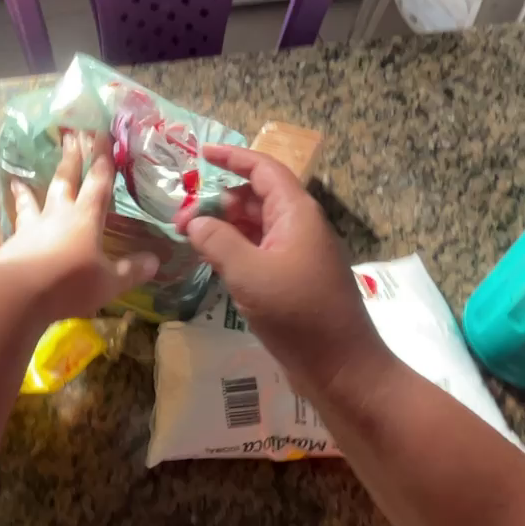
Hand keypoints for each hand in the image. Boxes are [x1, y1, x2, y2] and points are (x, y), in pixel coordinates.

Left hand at [0, 131, 158, 321]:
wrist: (17, 293)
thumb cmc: (69, 283)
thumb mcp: (108, 282)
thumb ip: (130, 270)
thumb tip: (155, 260)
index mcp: (86, 217)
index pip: (98, 182)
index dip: (102, 160)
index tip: (101, 135)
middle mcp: (59, 214)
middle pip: (65, 180)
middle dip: (71, 158)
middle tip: (70, 135)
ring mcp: (33, 226)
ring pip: (34, 199)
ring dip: (30, 188)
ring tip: (21, 178)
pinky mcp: (14, 242)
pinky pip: (18, 221)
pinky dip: (17, 213)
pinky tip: (13, 216)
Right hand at [174, 145, 383, 388]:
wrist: (344, 370)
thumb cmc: (299, 314)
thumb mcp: (249, 274)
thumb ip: (217, 241)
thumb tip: (195, 221)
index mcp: (296, 213)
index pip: (263, 169)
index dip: (232, 158)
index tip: (200, 155)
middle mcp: (299, 227)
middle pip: (255, 198)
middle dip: (218, 202)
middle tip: (181, 221)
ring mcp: (298, 255)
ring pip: (256, 227)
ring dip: (224, 228)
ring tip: (190, 240)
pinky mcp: (294, 280)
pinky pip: (260, 252)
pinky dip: (235, 250)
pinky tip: (212, 263)